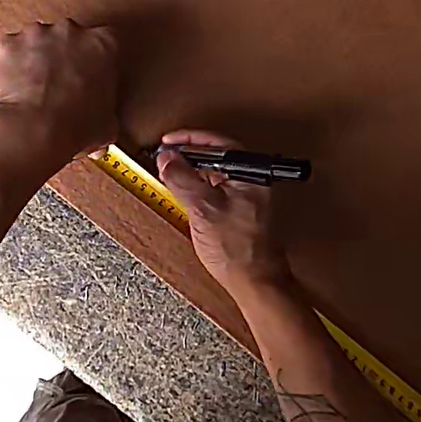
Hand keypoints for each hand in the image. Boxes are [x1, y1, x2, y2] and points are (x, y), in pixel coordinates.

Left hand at [0, 20, 118, 166]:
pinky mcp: (8, 44)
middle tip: (58, 86)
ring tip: (32, 91)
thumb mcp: (107, 124)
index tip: (89, 74)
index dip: (95, 60)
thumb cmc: (72, 127)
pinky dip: (7, 67)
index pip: (105, 42)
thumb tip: (100, 121)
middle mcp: (69, 31)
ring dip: (34, 59)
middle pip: (67, 37)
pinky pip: (7, 52)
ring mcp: (35, 34)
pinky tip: (11, 89)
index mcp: (102, 44)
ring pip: (35, 42)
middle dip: (62, 57)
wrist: (33, 130)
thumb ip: (106, 110)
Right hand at [156, 129, 292, 296]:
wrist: (254, 282)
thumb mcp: (203, 209)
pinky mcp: (238, 210)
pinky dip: (196, 186)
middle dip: (188, 154)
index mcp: (250, 174)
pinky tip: (183, 193)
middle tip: (166, 155)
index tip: (169, 141)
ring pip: (214, 172)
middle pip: (216, 156)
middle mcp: (251, 181)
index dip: (190, 139)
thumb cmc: (239, 250)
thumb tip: (167, 158)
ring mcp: (246, 196)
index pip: (218, 143)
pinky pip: (214, 188)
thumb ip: (183, 179)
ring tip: (170, 172)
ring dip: (191, 170)